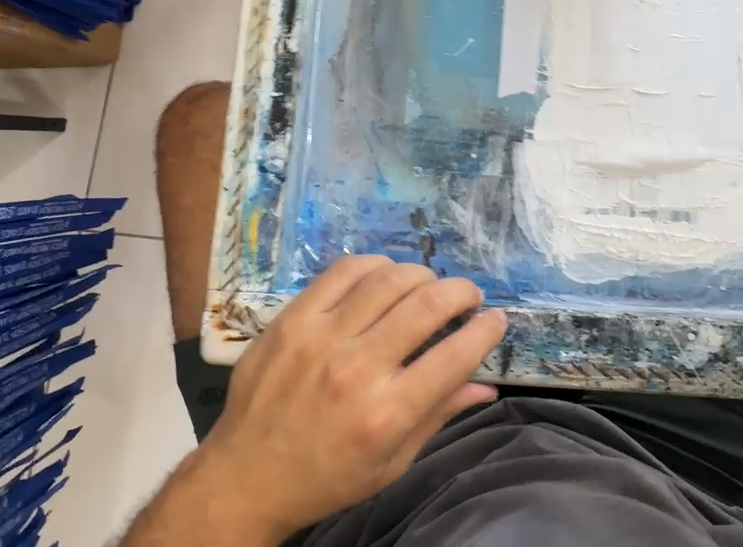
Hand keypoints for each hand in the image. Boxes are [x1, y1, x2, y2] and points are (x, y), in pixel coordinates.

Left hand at [192, 256, 507, 537]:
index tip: (496, 319)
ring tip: (428, 285)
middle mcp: (357, 368)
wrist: (246, 475)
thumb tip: (488, 384)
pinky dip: (375, 264)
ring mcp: (321, 336)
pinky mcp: (293, 317)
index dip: (486, 330)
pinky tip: (386, 273)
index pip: (454, 355)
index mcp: (387, 413)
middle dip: (460, 292)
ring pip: (388, 279)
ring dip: (421, 275)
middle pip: (427, 306)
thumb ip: (439, 414)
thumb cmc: (327, 476)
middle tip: (468, 296)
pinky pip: (344, 271)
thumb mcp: (391, 462)